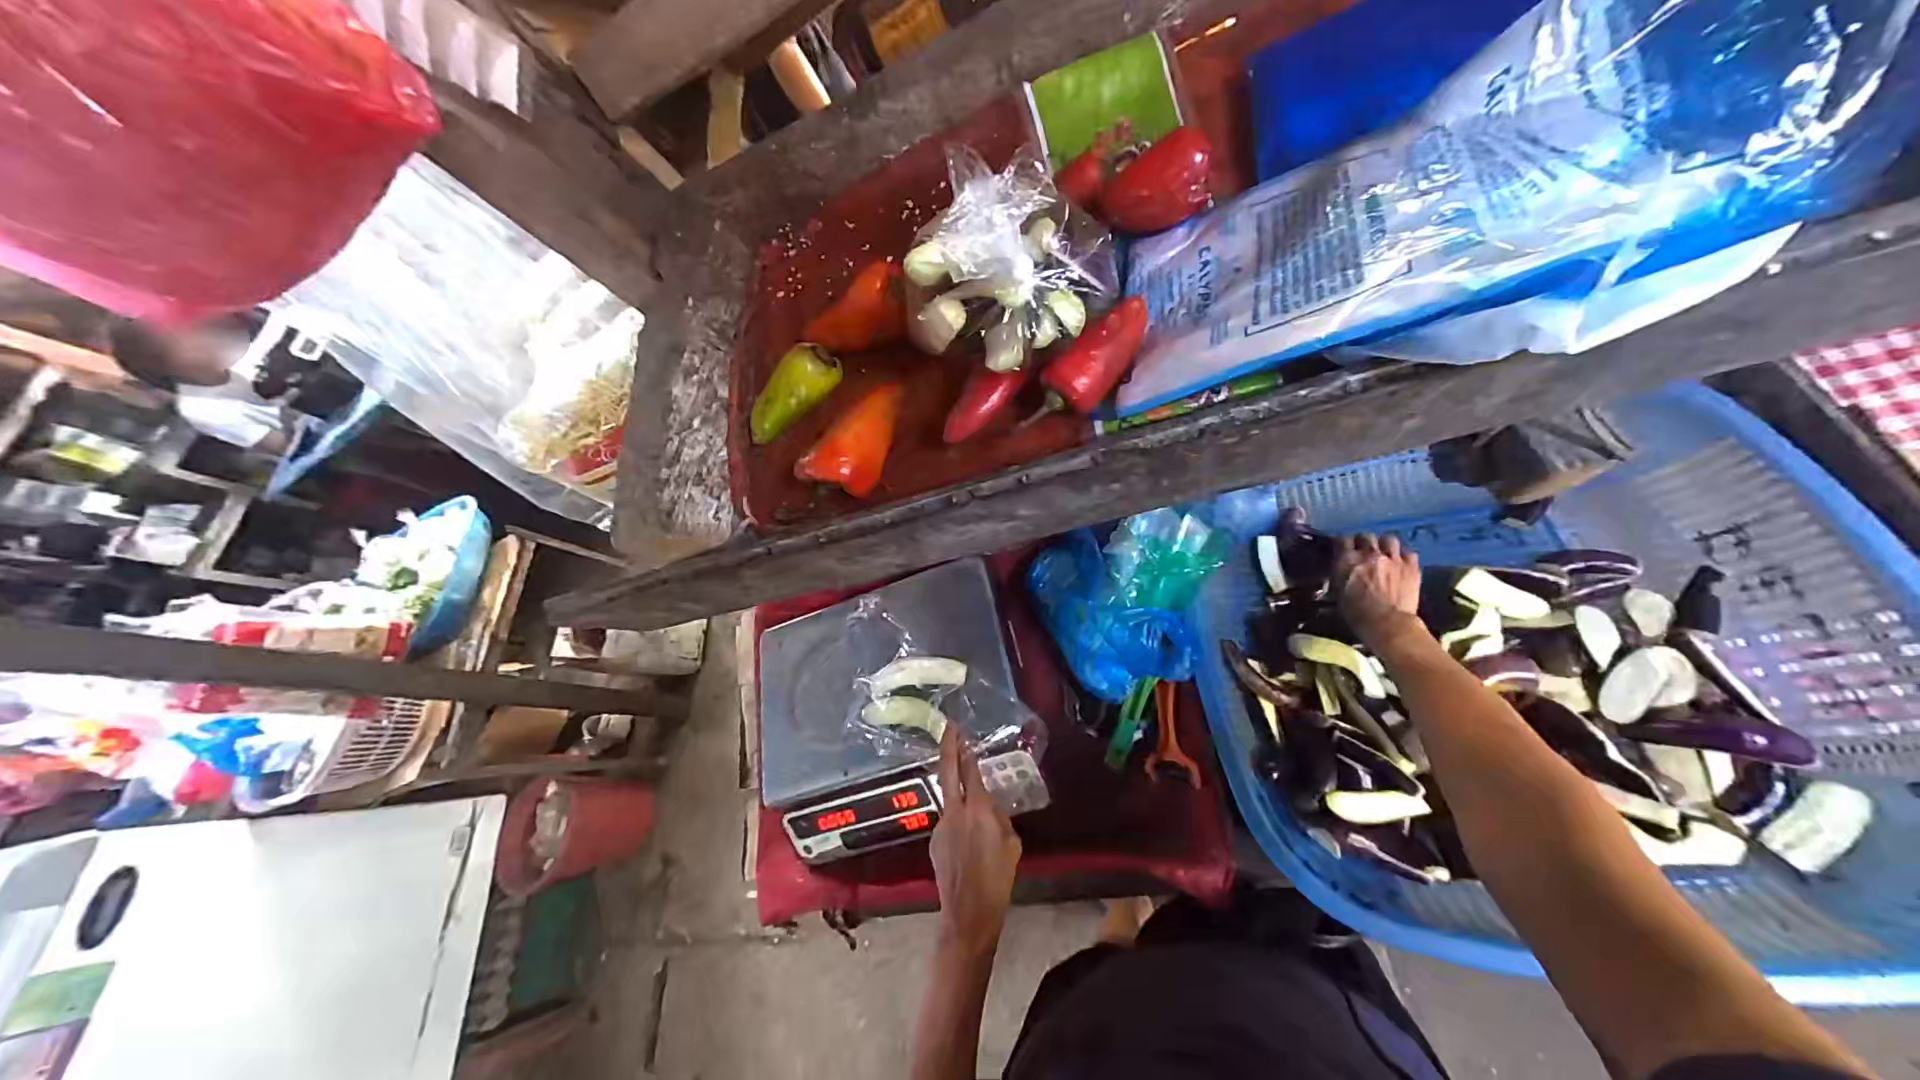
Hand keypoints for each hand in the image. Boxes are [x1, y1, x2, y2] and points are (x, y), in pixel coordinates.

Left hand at [931, 724, 1021, 953]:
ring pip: (951, 800)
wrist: (968, 913)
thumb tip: (991, 805)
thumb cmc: (998, 880)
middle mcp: (955, 811)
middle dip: (948, 747)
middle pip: (948, 771)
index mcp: (978, 810)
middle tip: (950, 728)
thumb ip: (1000, 818)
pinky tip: (970, 840)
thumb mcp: (1012, 845)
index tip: (961, 732)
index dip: (965, 750)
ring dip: (960, 794)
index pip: (969, 771)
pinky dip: (959, 821)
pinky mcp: (934, 841)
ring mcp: (941, 825)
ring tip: (977, 808)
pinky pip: (949, 821)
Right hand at [1334, 532, 1421, 644]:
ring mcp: (1393, 559)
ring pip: (1388, 539)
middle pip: (1366, 536)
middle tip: (1364, 551)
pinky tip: (1401, 563)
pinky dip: (1403, 556)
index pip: (1342, 540)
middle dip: (1364, 542)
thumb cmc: (1356, 613)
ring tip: (1384, 553)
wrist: (1388, 624)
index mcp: (1347, 560)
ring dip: (1384, 545)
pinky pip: (1408, 553)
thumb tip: (1342, 567)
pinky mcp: (1412, 566)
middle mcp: (1370, 554)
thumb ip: (1341, 573)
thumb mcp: (1339, 591)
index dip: (1342, 543)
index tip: (1342, 549)